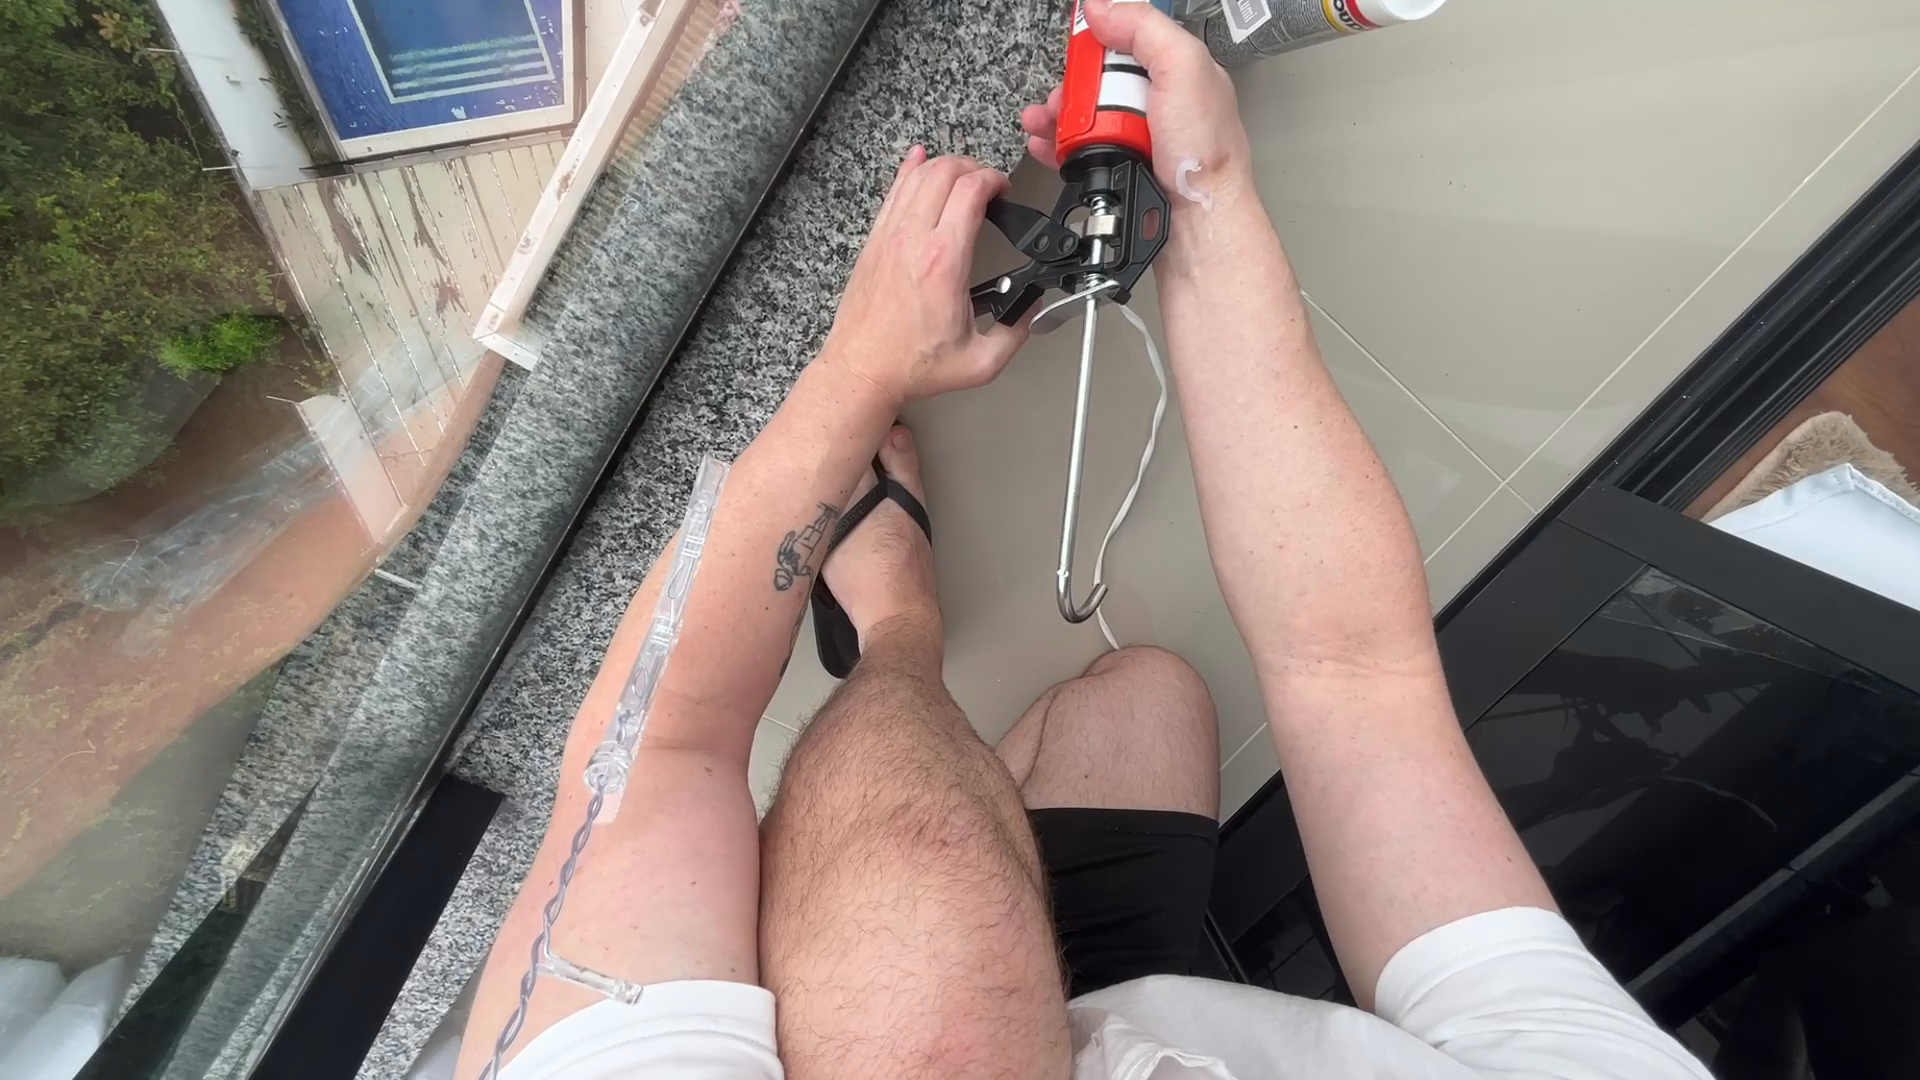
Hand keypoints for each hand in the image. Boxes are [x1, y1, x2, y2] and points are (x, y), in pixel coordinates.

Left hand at [821, 147, 1029, 405]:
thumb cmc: (911, 366)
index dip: (994, 180)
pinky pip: (892, 191)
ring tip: (961, 176)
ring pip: (917, 175)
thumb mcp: (979, 363)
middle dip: (972, 167)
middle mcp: (914, 240)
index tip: (1003, 191)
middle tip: (986, 183)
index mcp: (944, 262)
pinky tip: (916, 161)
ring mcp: (889, 237)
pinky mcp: (874, 242)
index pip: (971, 191)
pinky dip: (909, 171)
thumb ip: (1014, 334)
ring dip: (944, 166)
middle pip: (944, 171)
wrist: (864, 370)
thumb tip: (1029, 311)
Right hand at [1022, 0, 1255, 219]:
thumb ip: (1143, 29)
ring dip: (1057, 118)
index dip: (1101, 41)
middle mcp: (1157, 108)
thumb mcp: (1182, 67)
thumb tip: (1102, 5)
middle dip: (1071, 86)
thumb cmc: (1204, 157)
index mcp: (1179, 74)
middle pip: (1102, 84)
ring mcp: (1138, 143)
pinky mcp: (1121, 173)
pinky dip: (1059, 149)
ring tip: (1039, 120)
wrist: (1196, 224)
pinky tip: (1045, 145)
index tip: (1078, 42)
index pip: (1133, 42)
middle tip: (1057, 95)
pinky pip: (1082, 155)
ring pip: (1087, 121)